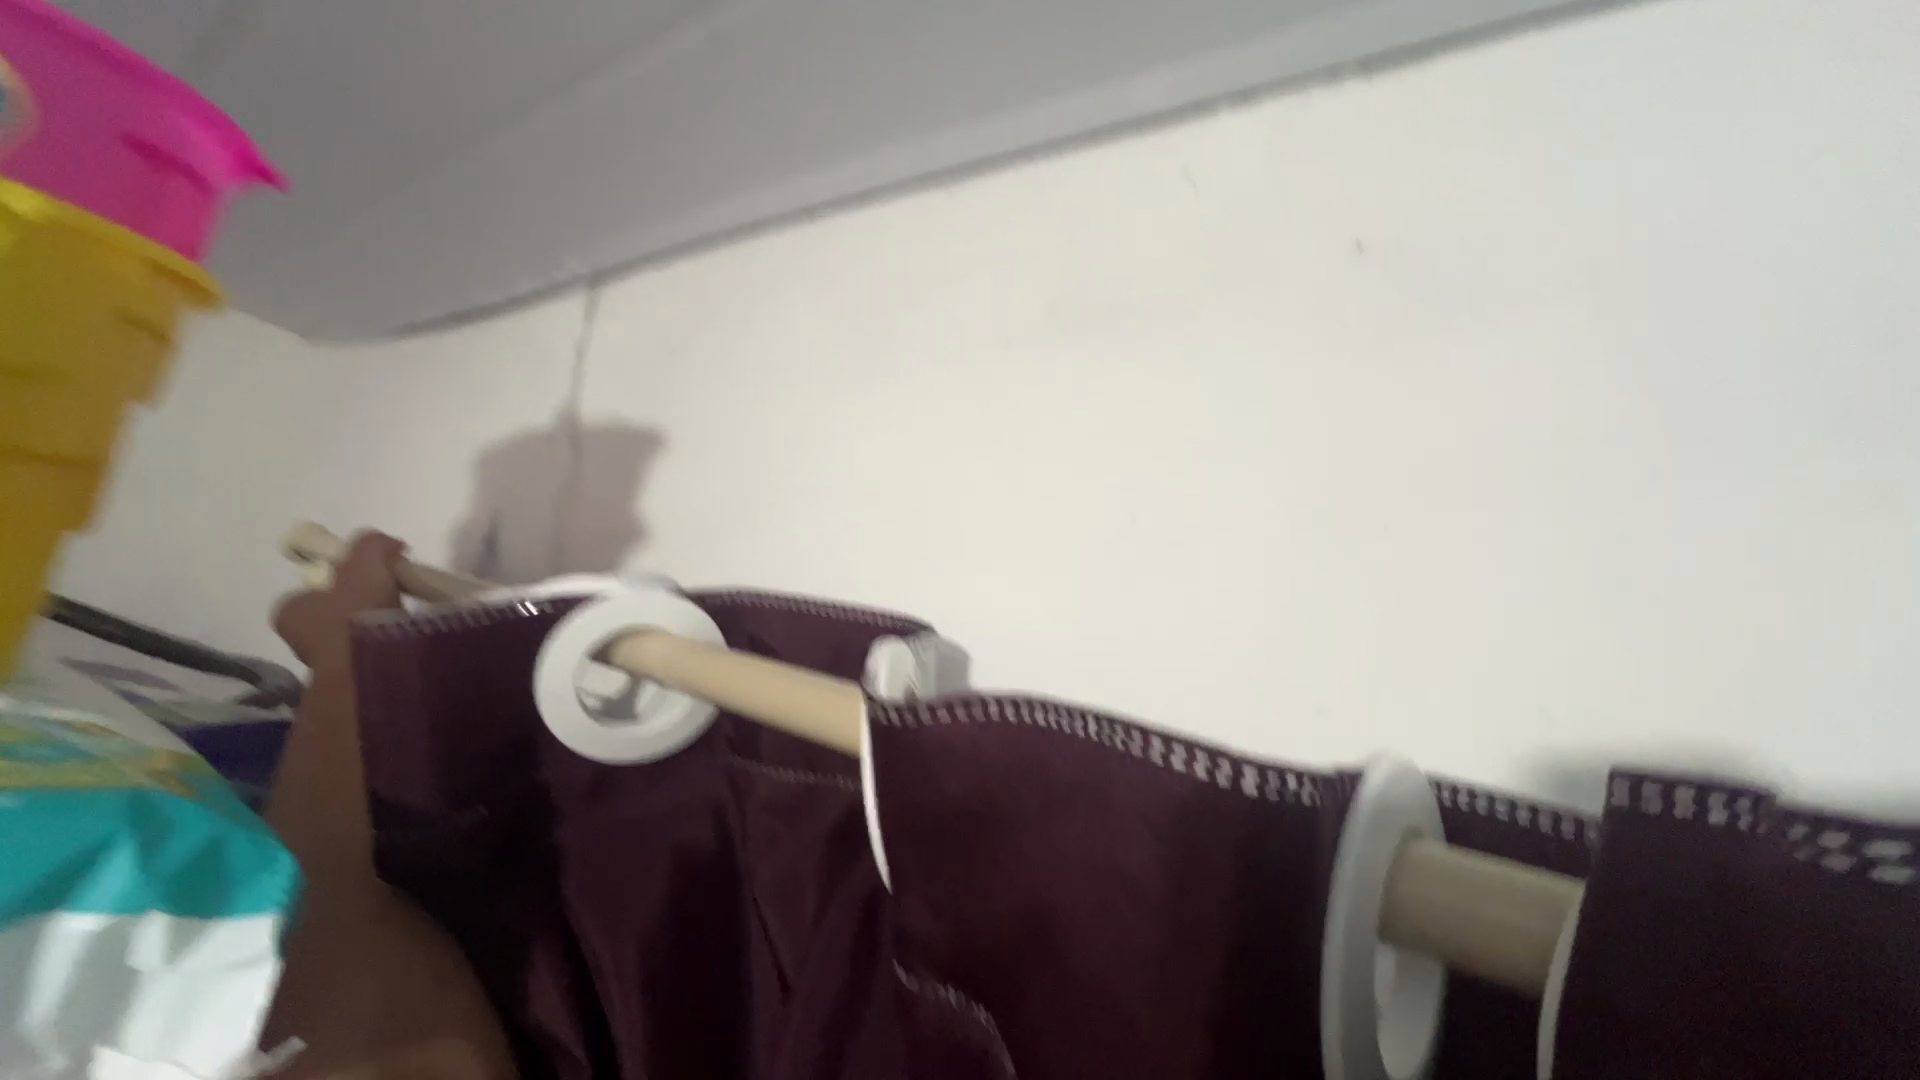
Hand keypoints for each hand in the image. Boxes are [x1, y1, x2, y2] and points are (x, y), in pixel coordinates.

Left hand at [274, 531, 406, 671]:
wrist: (367, 664)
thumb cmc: (356, 611)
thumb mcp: (364, 562)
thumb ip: (372, 545)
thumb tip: (390, 544)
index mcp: (292, 608)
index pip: (313, 591)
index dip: (341, 583)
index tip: (371, 581)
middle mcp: (300, 638)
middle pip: (334, 614)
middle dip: (359, 608)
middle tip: (392, 601)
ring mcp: (324, 664)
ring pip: (351, 638)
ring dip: (374, 631)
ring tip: (404, 625)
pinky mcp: (348, 682)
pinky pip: (368, 657)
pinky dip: (384, 649)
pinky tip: (404, 644)